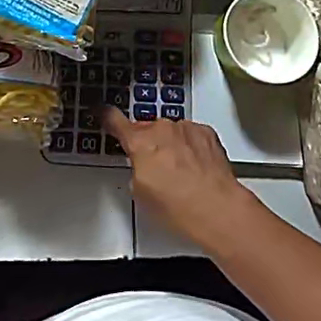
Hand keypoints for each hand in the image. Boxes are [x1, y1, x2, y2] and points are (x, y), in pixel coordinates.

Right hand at [102, 107, 257, 247]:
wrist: (217, 209)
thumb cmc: (180, 206)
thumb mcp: (140, 194)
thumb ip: (135, 169)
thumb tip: (142, 167)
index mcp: (140, 142)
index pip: (115, 121)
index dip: (107, 117)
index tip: (103, 112)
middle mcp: (162, 129)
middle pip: (147, 130)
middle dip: (148, 145)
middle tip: (155, 170)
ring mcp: (185, 129)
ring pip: (170, 132)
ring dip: (171, 146)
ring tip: (180, 174)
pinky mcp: (205, 133)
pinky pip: (190, 134)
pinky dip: (190, 146)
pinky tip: (194, 167)